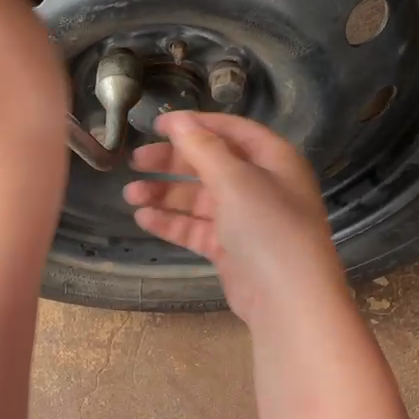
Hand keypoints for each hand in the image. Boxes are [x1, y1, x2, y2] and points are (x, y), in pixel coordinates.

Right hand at [124, 110, 348, 322]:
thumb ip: (203, 148)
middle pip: (210, 164)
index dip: (195, 125)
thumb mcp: (235, 180)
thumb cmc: (269, 227)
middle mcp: (260, 185)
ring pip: (198, 199)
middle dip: (172, 162)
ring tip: (130, 195)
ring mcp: (245, 219)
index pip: (230, 131)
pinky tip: (144, 219)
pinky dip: (171, 222)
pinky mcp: (230, 249)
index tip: (156, 124)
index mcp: (273, 159)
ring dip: (165, 194)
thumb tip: (178, 120)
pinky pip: (196, 228)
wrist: (288, 298)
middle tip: (135, 161)